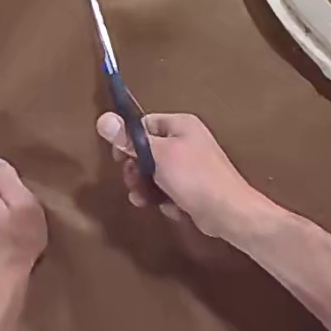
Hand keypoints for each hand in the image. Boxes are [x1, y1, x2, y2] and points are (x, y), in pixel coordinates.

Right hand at [96, 112, 281, 241]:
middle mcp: (187, 140)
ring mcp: (191, 165)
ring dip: (147, 188)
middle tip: (134, 184)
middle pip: (147, 151)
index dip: (128, 141)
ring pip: (156, 173)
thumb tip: (103, 119)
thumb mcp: (158, 155)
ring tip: (145, 200)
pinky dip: (165, 198)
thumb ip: (130, 139)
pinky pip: (169, 189)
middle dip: (137, 170)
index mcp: (181, 125)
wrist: (228, 212)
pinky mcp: (193, 186)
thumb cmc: (195, 177)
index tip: (119, 159)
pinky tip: (170, 207)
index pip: (144, 124)